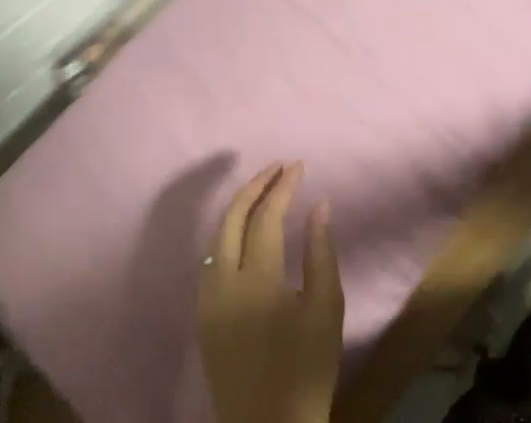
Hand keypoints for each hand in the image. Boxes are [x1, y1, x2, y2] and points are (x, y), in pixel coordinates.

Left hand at [194, 162, 344, 422]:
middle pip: (230, 220)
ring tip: (263, 191)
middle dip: (253, 187)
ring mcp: (207, 301)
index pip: (266, 217)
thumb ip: (321, 252)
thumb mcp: (327, 308)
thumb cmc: (307, 366)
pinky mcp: (203, 318)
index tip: (298, 165)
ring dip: (237, 209)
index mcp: (256, 280)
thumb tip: (319, 206)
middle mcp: (222, 284)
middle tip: (278, 168)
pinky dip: (227, 235)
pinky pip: (210, 261)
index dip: (282, 187)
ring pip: (215, 240)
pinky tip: (244, 232)